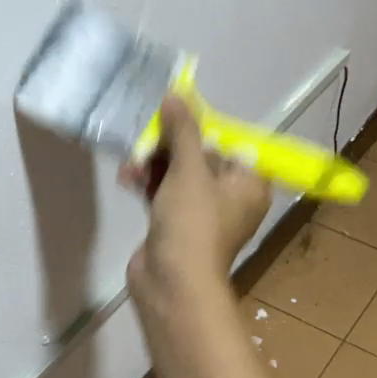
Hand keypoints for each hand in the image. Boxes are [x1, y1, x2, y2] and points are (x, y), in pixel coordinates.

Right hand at [121, 97, 271, 302]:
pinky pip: (163, 195)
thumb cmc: (193, 223)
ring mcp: (201, 216)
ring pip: (178, 177)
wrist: (171, 282)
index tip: (175, 118)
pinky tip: (127, 176)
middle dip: (169, 147)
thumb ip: (182, 130)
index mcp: (248, 185)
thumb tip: (175, 94)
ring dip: (153, 165)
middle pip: (200, 159)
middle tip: (146, 137)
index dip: (202, 131)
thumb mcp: (190, 169)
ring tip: (131, 161)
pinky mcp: (175, 229)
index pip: (230, 145)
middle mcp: (230, 200)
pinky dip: (148, 184)